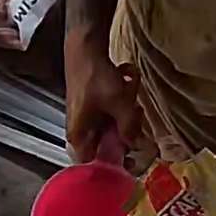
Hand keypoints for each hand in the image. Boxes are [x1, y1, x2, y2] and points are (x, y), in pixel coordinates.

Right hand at [65, 30, 143, 161]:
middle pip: (105, 147)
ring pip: (111, 130)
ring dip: (125, 118)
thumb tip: (136, 145)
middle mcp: (80, 132)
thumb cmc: (96, 78)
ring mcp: (86, 120)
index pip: (93, 165)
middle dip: (125, 135)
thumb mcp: (119, 103)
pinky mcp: (92, 108)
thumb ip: (129, 127)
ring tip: (131, 97)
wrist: (84, 49)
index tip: (131, 161)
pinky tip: (126, 87)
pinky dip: (120, 106)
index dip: (112, 166)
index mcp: (79, 137)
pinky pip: (110, 116)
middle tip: (136, 118)